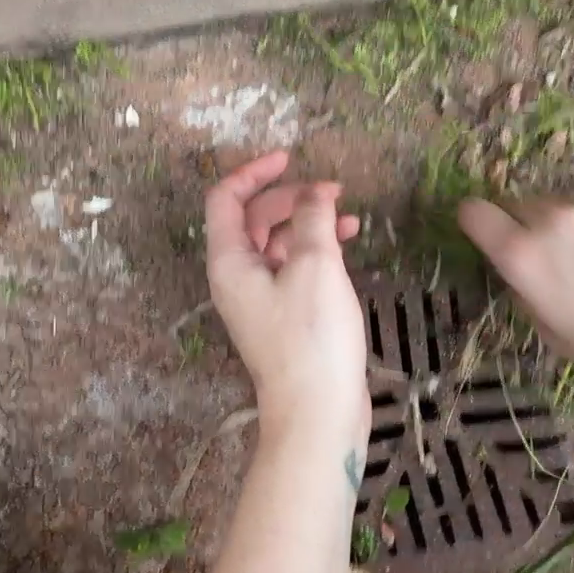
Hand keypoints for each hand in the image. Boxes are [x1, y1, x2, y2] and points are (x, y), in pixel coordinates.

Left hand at [205, 152, 367, 445]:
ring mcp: (257, 297)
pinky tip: (346, 244)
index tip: (290, 158)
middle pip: (252, 217)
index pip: (225, 198)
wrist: (317, 414)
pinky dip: (314, 250)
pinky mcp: (280, 315)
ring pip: (275, 242)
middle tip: (333, 191)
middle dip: (290, 197)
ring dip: (307, 222)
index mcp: (228, 260)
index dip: (254, 172)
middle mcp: (234, 275)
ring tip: (348, 216)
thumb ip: (313, 218)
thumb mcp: (316, 266)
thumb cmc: (312, 337)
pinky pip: (290, 267)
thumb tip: (313, 193)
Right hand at [457, 197, 573, 408]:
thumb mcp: (561, 340)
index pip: (474, 213)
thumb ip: (531, 296)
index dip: (477, 224)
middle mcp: (557, 221)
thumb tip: (527, 277)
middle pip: (524, 207)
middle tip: (563, 267)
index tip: (489, 236)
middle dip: (533, 231)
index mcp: (525, 257)